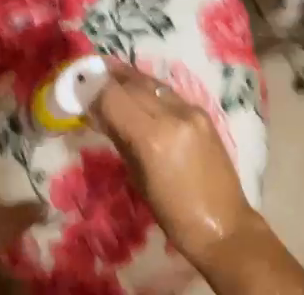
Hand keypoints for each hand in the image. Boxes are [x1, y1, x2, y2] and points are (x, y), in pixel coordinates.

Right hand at [87, 59, 263, 267]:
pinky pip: (168, 92)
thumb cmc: (173, 214)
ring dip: (129, 79)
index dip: (93, 91)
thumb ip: (119, 138)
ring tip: (110, 79)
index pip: (113, 96)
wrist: (224, 225)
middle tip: (90, 79)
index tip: (80, 91)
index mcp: (152, 137)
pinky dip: (149, 90)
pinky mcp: (203, 111)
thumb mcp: (137, 178)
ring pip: (151, 81)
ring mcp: (191, 110)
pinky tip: (139, 96)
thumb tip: (98, 112)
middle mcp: (173, 115)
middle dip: (108, 79)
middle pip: (131, 83)